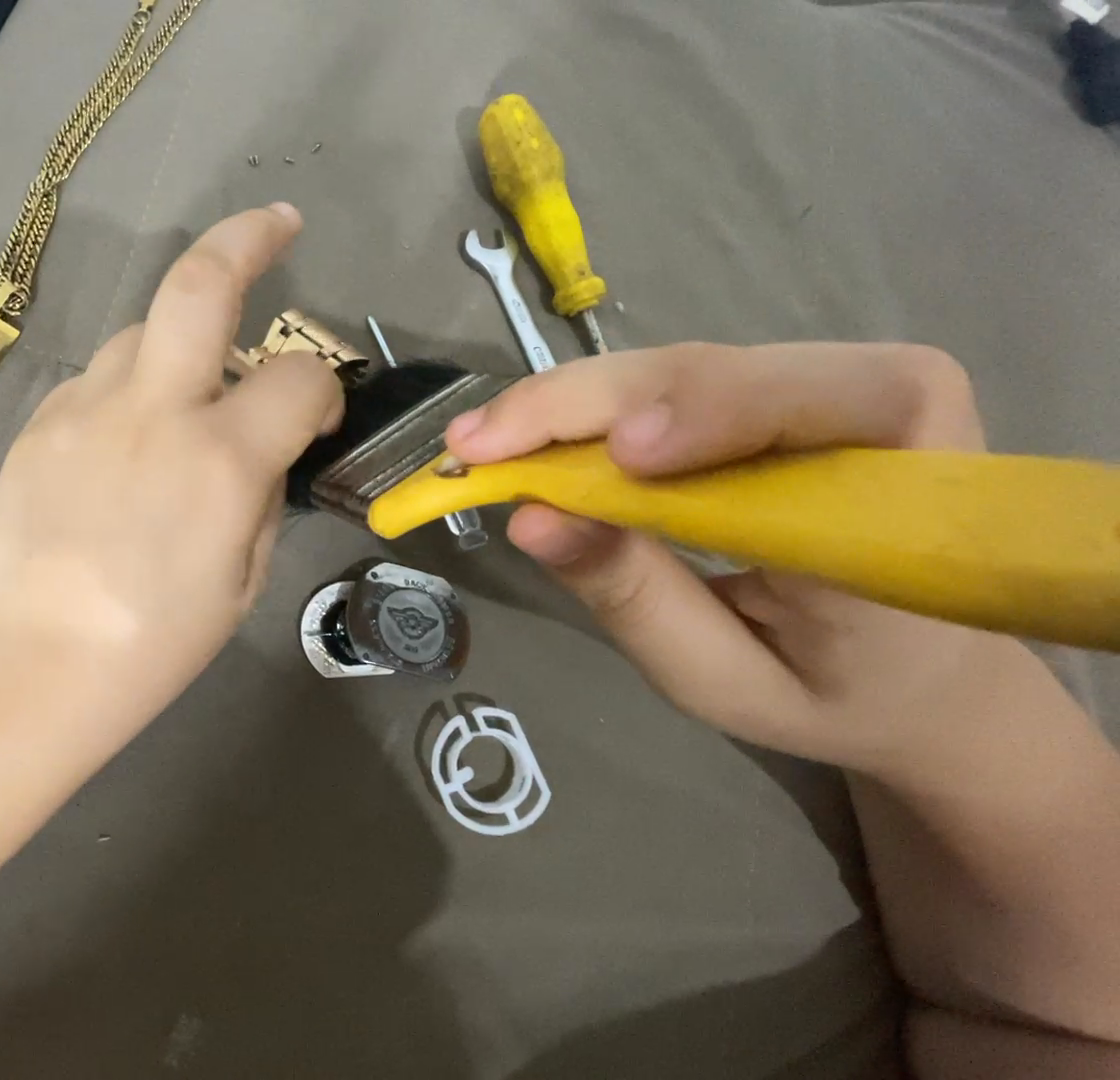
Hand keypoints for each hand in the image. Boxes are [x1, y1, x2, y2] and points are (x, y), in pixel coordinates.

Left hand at [0, 205, 342, 726]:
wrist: (37, 665)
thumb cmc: (155, 644)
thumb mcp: (244, 579)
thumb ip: (262, 493)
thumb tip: (262, 448)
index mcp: (221, 458)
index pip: (298, 376)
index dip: (324, 388)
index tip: (317, 417)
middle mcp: (153, 410)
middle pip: (199, 283)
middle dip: (247, 237)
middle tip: (276, 224)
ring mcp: (83, 409)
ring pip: (138, 333)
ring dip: (175, 347)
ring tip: (183, 396)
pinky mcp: (38, 425)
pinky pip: (95, 384)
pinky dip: (124, 396)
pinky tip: (119, 450)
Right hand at [445, 342, 1024, 773]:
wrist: (912, 677)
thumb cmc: (833, 692)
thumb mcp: (724, 676)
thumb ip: (635, 599)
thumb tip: (527, 520)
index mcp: (910, 496)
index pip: (835, 404)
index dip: (721, 408)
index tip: (621, 456)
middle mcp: (876, 404)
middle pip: (715, 370)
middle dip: (583, 405)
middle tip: (472, 447)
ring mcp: (814, 387)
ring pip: (669, 370)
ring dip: (562, 406)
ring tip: (477, 447)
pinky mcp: (760, 392)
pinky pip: (654, 386)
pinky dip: (574, 414)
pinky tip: (516, 439)